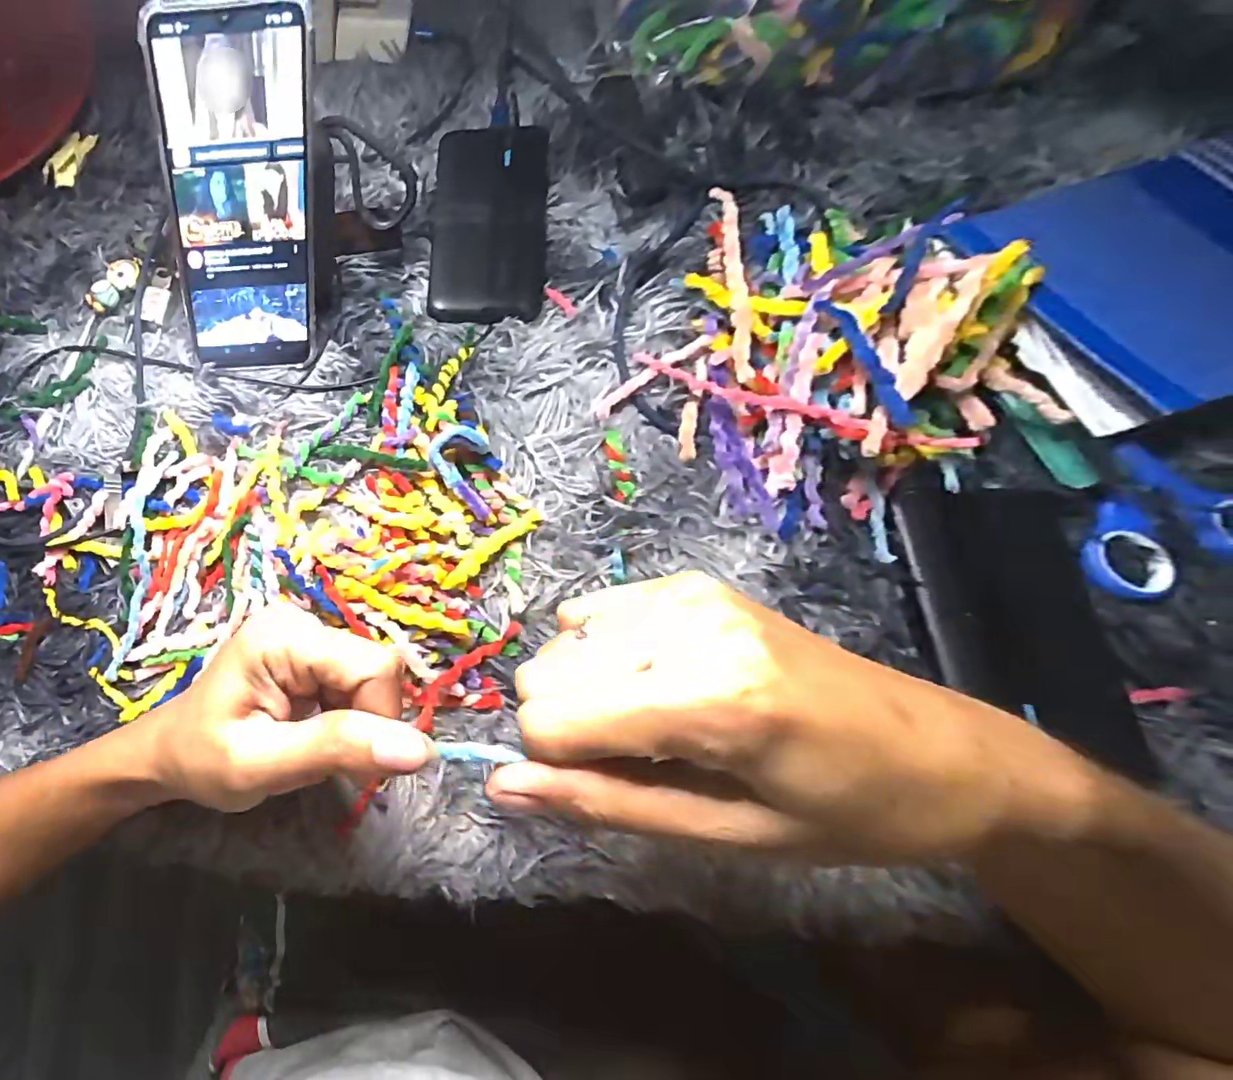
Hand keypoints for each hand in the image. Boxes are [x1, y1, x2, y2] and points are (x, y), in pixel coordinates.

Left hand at [131, 603, 432, 811]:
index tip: (353, 766)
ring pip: (372, 679)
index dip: (378, 720)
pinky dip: (350, 718)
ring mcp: (305, 634)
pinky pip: (357, 683)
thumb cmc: (202, 759)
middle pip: (376, 670)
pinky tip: (315, 733)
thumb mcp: (261, 764)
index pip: (374, 667)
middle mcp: (299, 622)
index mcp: (281, 636)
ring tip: (314, 749)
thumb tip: (421, 750)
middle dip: (367, 724)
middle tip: (328, 762)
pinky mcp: (310, 652)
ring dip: (359, 724)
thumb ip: (336, 749)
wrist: (170, 753)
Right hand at [489, 573, 1098, 862]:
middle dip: (571, 725)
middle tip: (643, 752)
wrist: (944, 751)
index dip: (563, 765)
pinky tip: (655, 675)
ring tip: (658, 716)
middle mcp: (686, 626)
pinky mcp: (683, 580)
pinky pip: (583, 616)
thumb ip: (601, 803)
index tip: (618, 783)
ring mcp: (684, 594)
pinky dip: (598, 654)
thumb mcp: (722, 834)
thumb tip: (499, 785)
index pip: (549, 722)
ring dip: (584, 690)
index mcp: (711, 698)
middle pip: (541, 677)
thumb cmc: (841, 813)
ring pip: (555, 647)